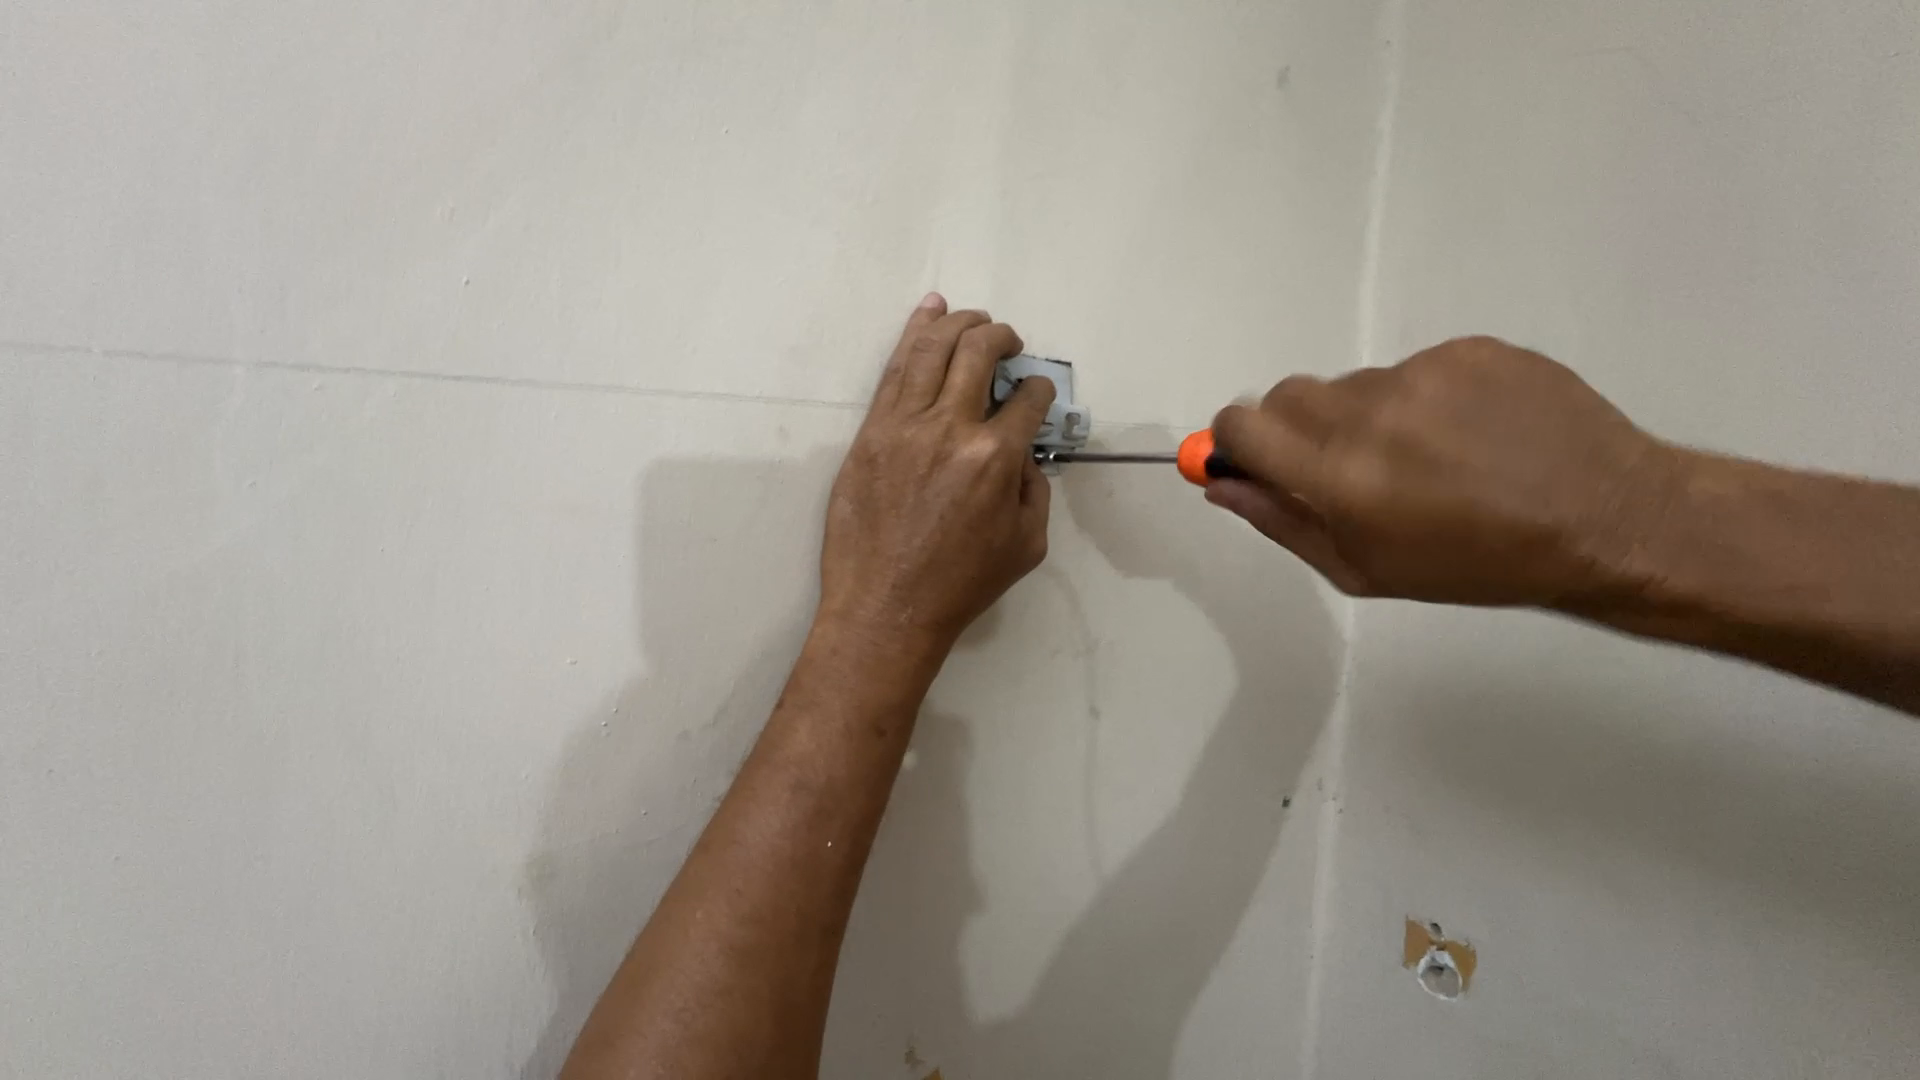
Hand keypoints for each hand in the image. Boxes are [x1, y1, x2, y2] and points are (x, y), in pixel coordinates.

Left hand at [816, 294, 1056, 647]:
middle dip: (1002, 337)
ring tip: (973, 316)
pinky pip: (893, 372)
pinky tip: (927, 315)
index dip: (1039, 390)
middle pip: (979, 353)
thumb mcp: (1026, 547)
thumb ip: (1034, 492)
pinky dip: (912, 335)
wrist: (886, 608)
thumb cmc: (959, 585)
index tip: (1036, 392)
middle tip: (1009, 341)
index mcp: (996, 458)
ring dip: (958, 322)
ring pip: (932, 349)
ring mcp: (904, 426)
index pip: (1027, 400)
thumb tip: (1022, 455)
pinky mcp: (870, 433)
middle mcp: (951, 429)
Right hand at [1209, 336, 1679, 605]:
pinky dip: (1419, 399)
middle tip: (1344, 466)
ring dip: (1361, 416)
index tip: (1255, 461)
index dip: (1234, 441)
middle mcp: (1368, 412)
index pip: (1239, 424)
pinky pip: (1411, 369)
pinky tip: (1467, 432)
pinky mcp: (1467, 348)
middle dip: (1293, 429)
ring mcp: (1421, 373)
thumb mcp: (1361, 568)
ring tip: (1424, 454)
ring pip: (1351, 385)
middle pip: (1285, 396)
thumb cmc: (1472, 564)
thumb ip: (1280, 521)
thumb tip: (1219, 484)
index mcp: (1337, 475)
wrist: (1609, 519)